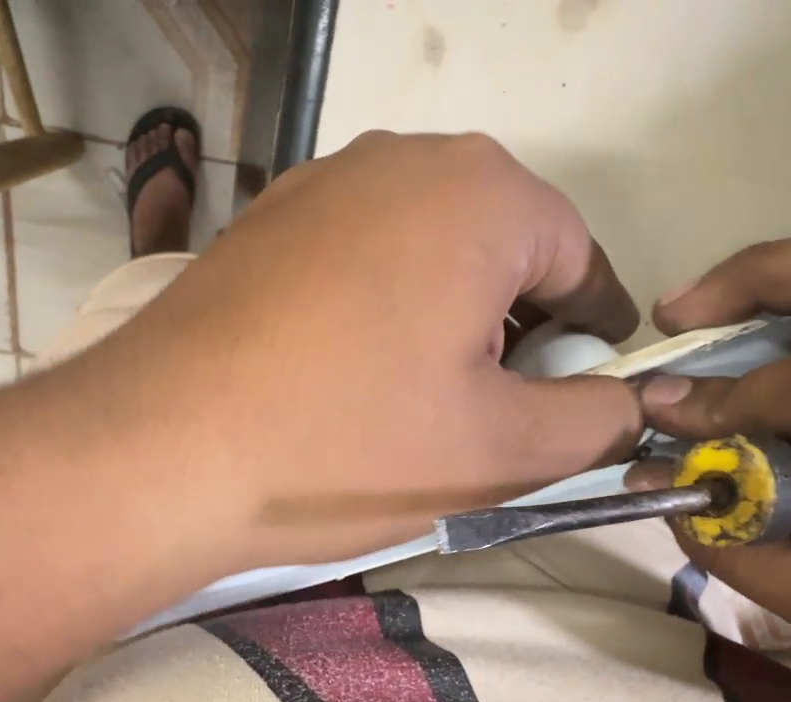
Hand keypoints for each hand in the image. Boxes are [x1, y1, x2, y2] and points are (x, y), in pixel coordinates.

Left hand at [71, 131, 644, 567]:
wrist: (158, 452)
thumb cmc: (348, 446)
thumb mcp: (498, 450)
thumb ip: (596, 422)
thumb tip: (631, 404)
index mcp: (480, 195)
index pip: (578, 256)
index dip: (590, 334)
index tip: (581, 394)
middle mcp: (401, 160)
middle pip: (499, 247)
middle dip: (514, 329)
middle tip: (490, 414)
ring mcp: (319, 184)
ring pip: (426, 251)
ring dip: (446, 321)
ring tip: (415, 404)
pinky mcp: (263, 225)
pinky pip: (358, 260)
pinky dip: (380, 312)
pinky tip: (348, 377)